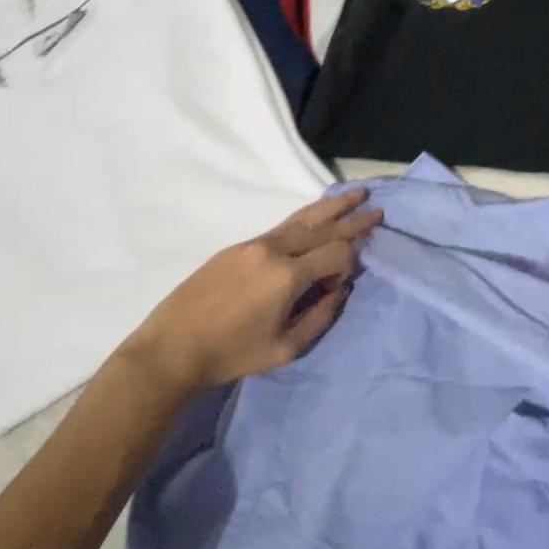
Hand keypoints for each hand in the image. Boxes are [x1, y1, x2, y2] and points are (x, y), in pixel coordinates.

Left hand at [119, 189, 382, 393]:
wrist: (171, 349)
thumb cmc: (231, 354)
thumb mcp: (285, 348)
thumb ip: (321, 316)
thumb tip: (340, 289)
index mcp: (288, 276)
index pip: (337, 254)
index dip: (348, 266)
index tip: (340, 284)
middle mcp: (273, 251)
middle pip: (324, 227)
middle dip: (353, 219)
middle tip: (378, 210)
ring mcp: (253, 244)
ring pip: (302, 219)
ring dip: (332, 206)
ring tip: (357, 194)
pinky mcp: (237, 247)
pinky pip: (281, 226)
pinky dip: (306, 217)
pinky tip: (317, 213)